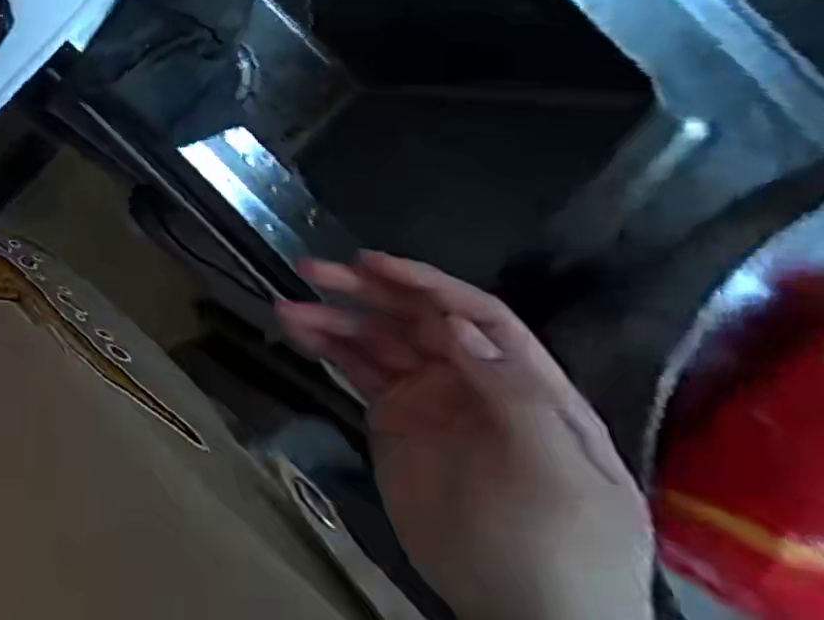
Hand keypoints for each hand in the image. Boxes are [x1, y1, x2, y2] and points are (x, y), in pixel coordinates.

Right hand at [278, 253, 653, 619]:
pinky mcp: (393, 418)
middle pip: (417, 318)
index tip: (372, 263)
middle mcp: (475, 380)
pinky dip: (326, 346)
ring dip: (333, 317)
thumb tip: (457, 325)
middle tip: (314, 270)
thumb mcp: (557, 476)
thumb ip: (515, 396)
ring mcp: (430, 399)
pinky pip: (356, 369)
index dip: (426, 283)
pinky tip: (297, 331)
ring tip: (287, 307)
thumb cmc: (560, 549)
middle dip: (366, 290)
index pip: (479, 317)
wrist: (524, 617)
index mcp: (528, 386)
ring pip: (377, 339)